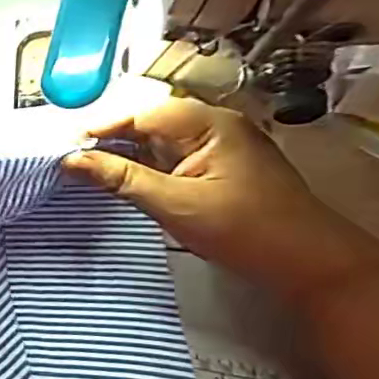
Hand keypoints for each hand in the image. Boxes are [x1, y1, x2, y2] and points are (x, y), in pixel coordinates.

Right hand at [62, 98, 378, 304]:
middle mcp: (215, 124)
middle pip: (149, 121)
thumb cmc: (245, 231)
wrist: (313, 264)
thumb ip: (121, 178)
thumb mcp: (174, 204)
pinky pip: (173, 154)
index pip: (141, 113)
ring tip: (89, 169)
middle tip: (72, 159)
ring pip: (159, 138)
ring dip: (126, 152)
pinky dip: (146, 164)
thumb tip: (71, 160)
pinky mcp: (221, 165)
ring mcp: (220, 144)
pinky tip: (124, 179)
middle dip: (110, 139)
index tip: (65, 147)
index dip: (101, 128)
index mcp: (209, 123)